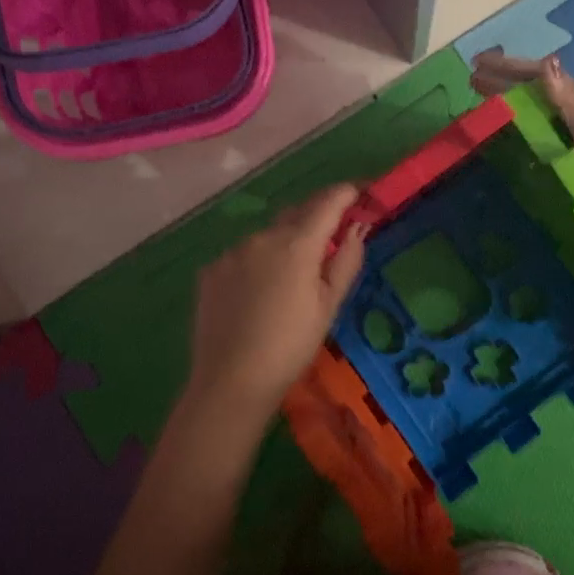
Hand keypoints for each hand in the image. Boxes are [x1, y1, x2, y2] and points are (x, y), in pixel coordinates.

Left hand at [185, 184, 367, 419]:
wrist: (231, 381)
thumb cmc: (292, 346)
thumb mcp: (329, 306)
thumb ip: (346, 261)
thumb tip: (357, 228)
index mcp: (298, 243)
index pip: (328, 201)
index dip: (348, 192)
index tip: (362, 193)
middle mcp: (262, 237)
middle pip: (297, 213)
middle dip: (318, 216)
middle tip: (334, 234)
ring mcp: (232, 252)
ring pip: (268, 236)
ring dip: (285, 243)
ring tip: (292, 277)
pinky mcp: (211, 270)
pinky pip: (243, 256)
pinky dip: (258, 263)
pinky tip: (259, 294)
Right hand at [472, 51, 573, 222]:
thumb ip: (567, 98)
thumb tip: (546, 60)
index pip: (536, 75)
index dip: (506, 68)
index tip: (475, 64)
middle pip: (534, 91)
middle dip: (504, 84)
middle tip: (471, 82)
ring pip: (538, 113)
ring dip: (512, 107)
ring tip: (484, 108)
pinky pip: (544, 138)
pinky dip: (524, 133)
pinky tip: (512, 144)